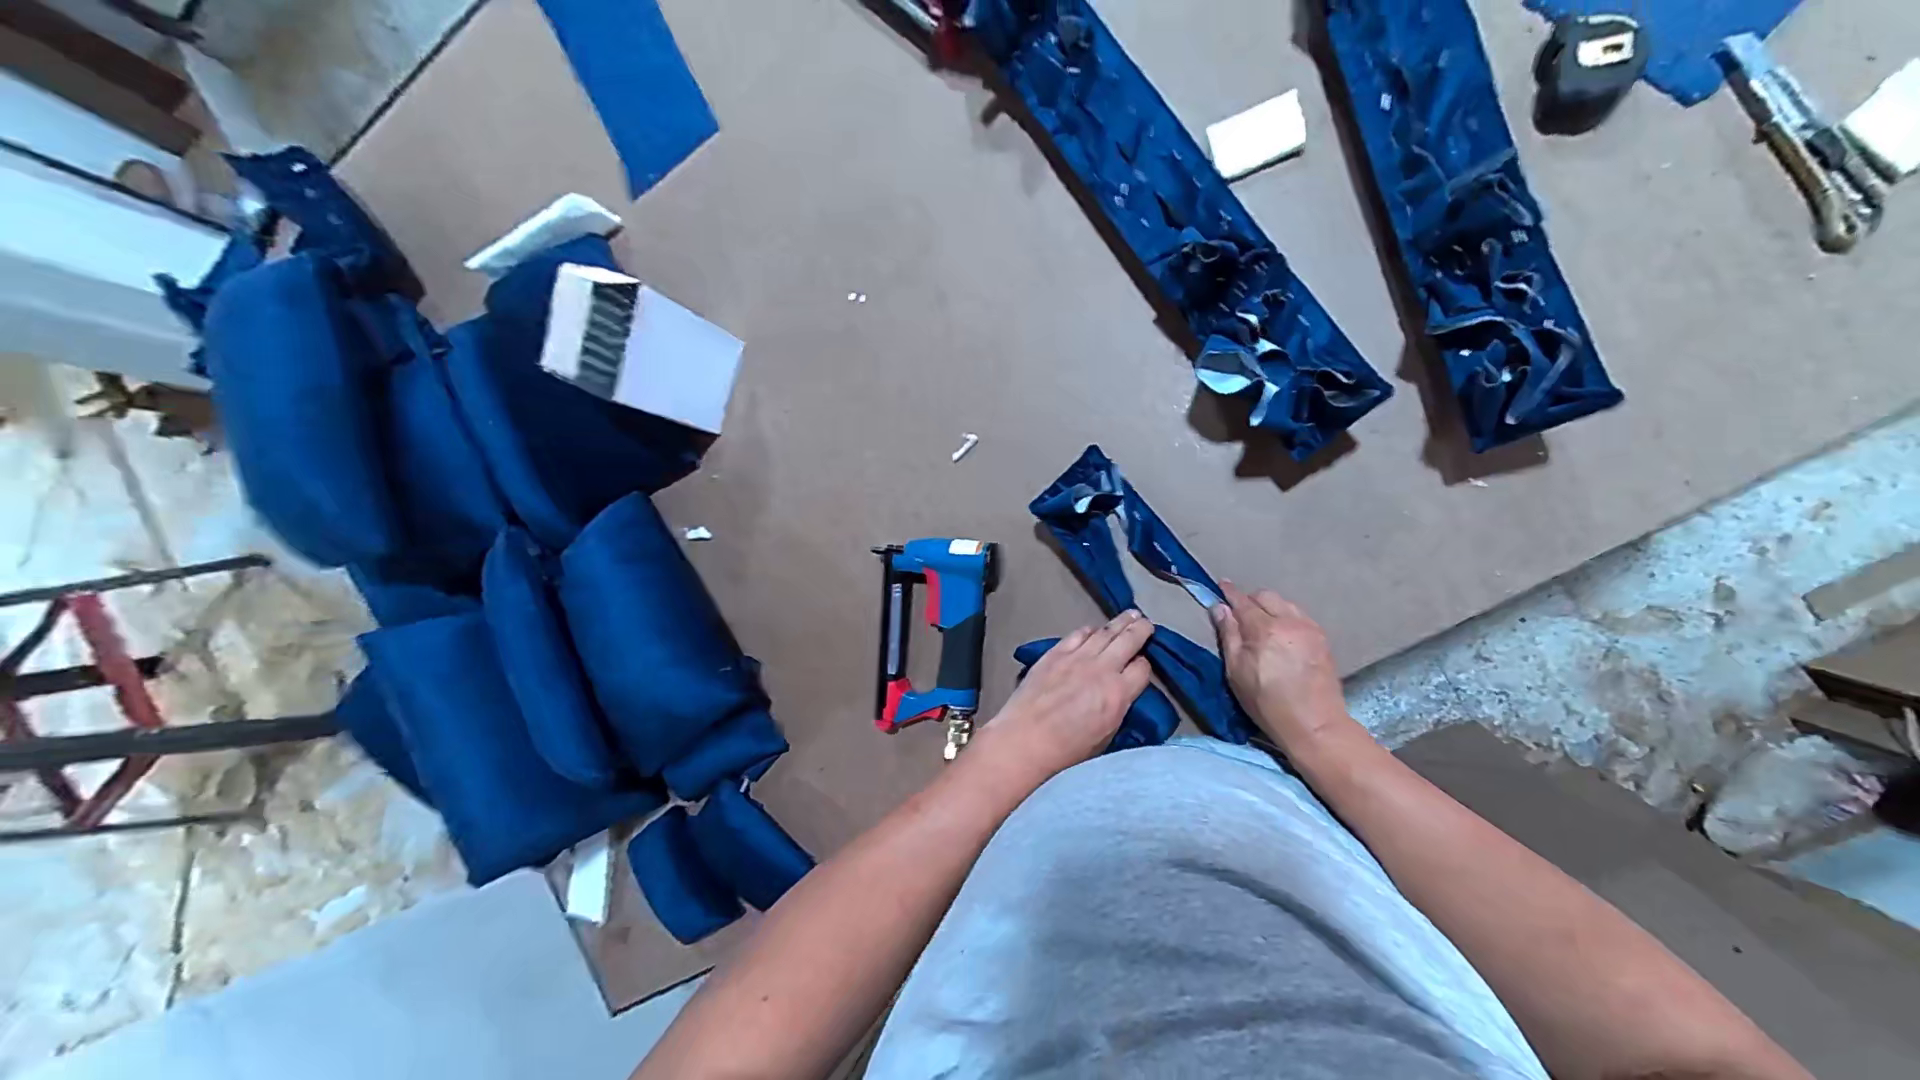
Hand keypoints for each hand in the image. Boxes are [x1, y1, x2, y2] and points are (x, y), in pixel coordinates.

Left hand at [968, 610, 1153, 788]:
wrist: (1025, 739)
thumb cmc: (1066, 750)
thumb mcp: (1106, 736)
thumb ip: (1118, 708)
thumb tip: (1121, 694)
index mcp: (1118, 694)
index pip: (1142, 669)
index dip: (1144, 665)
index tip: (1142, 665)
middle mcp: (1101, 669)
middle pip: (1128, 640)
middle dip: (1140, 629)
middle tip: (1146, 623)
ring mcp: (1077, 658)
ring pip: (1104, 632)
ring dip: (1119, 622)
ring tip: (1129, 615)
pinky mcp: (1055, 654)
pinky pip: (1077, 634)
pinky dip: (1089, 630)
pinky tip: (1094, 629)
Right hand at [1211, 582, 1355, 751]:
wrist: (1314, 724)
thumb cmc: (1267, 702)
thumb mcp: (1236, 672)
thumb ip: (1228, 635)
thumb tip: (1220, 609)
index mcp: (1265, 629)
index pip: (1243, 601)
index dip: (1229, 593)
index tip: (1221, 585)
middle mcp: (1290, 622)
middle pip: (1266, 596)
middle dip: (1250, 600)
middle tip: (1240, 615)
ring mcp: (1310, 628)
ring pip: (1285, 603)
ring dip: (1270, 608)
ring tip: (1262, 625)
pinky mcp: (1322, 638)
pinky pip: (1300, 616)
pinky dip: (1286, 617)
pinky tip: (1282, 634)